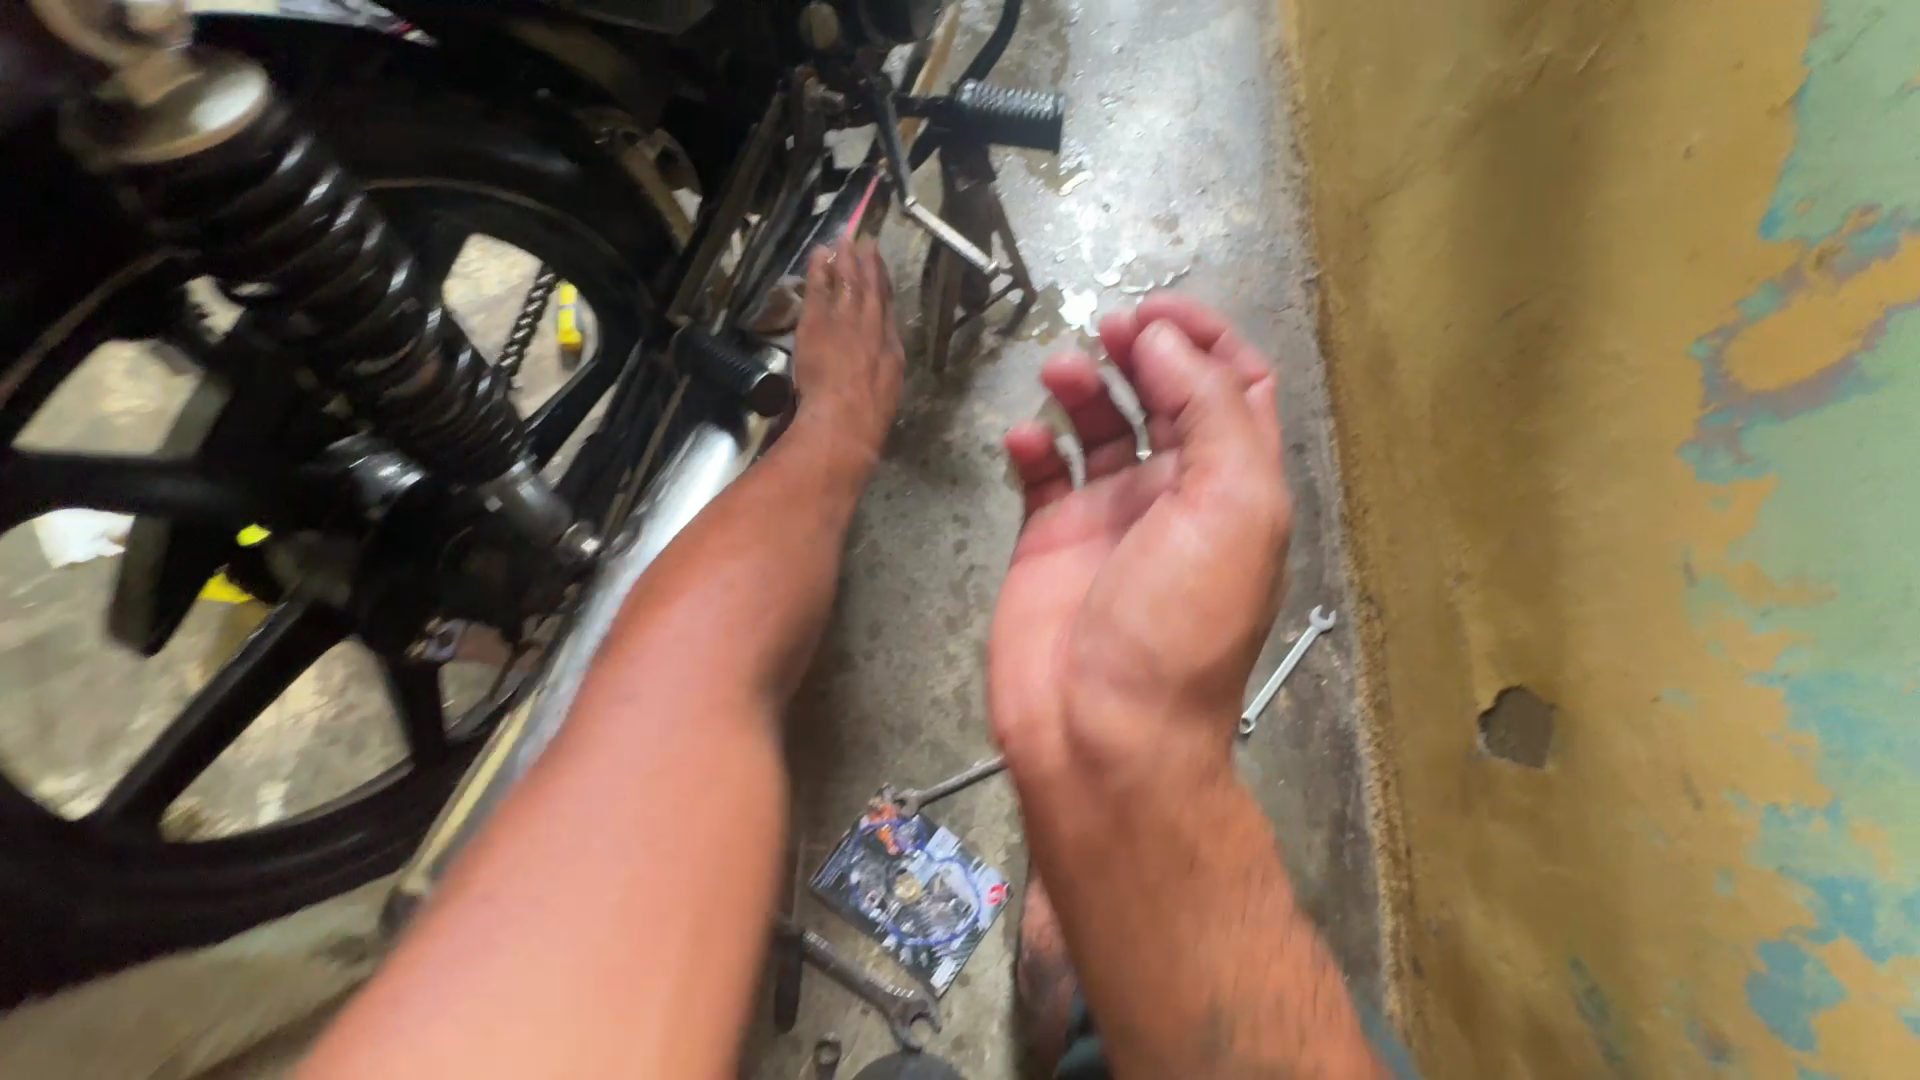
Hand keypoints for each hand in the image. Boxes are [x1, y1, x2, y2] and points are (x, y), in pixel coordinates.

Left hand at [791, 235, 904, 465]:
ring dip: (845, 258)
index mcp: (891, 348)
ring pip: (846, 281)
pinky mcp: (818, 322)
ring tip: (843, 239)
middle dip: (868, 264)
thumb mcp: (888, 390)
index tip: (881, 270)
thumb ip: (885, 367)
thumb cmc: (869, 417)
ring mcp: (844, 321)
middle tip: (865, 242)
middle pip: (870, 289)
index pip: (887, 310)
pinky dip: (819, 269)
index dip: (884, 287)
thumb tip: (885, 355)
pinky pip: (818, 288)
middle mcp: (872, 327)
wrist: (846, 418)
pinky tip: (818, 254)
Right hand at [988, 295, 1291, 779]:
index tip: (1156, 312)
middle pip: (1163, 396)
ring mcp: (1108, 516)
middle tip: (1104, 331)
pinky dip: (1033, 445)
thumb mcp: (1231, 508)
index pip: (1234, 387)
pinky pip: (1042, 472)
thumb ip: (1209, 410)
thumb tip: (1162, 341)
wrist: (1100, 731)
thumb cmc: (1177, 626)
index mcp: (1233, 485)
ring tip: (1059, 374)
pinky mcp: (1050, 538)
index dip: (1204, 338)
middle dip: (1138, 352)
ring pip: (1099, 426)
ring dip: (1082, 388)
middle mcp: (1174, 494)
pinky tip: (1023, 441)